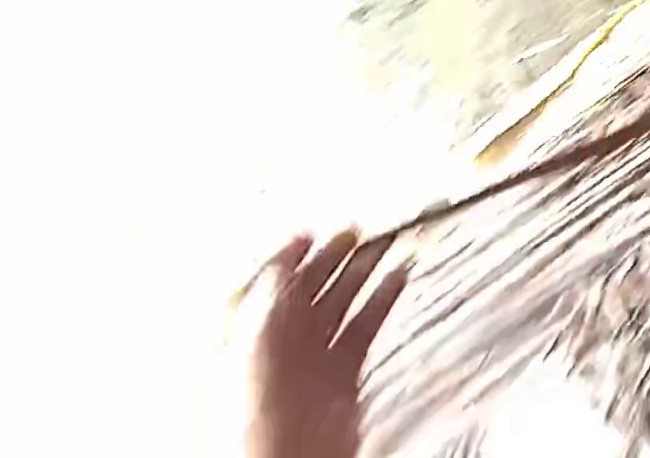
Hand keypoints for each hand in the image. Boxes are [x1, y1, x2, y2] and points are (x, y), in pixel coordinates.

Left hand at [247, 231, 407, 457]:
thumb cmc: (259, 420)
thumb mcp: (258, 349)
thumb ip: (269, 304)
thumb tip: (283, 262)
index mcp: (251, 339)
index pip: (271, 286)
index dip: (289, 256)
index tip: (311, 229)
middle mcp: (282, 345)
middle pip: (311, 289)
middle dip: (335, 255)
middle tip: (357, 228)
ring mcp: (313, 358)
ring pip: (343, 301)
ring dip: (366, 270)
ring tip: (388, 241)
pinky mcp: (344, 370)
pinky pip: (366, 324)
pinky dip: (384, 297)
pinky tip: (398, 277)